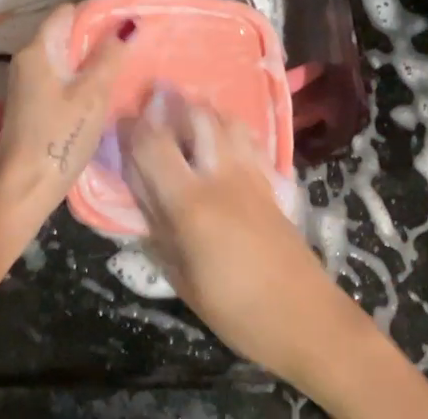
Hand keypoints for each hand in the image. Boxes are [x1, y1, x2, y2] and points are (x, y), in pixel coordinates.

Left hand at [0, 3, 131, 233]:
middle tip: (132, 47)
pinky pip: (60, 77)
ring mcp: (27, 82)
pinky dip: (80, 79)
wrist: (22, 189)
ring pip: (64, 58)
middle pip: (65, 34)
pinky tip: (102, 93)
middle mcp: (27, 59)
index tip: (127, 23)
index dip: (97, 13)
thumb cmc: (58, 138)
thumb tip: (128, 23)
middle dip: (96, 37)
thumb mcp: (91, 96)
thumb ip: (109, 57)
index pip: (67, 12)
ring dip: (90, 60)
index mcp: (37, 50)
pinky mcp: (32, 103)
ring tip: (124, 67)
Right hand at [121, 94, 345, 376]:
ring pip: (225, 119)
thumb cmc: (236, 309)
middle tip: (153, 118)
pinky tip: (220, 146)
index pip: (154, 144)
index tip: (122, 127)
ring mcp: (250, 174)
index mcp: (191, 202)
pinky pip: (247, 139)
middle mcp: (220, 176)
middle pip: (195, 116)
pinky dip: (228, 130)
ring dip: (202, 114)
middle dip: (171, 109)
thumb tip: (139, 198)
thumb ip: (157, 231)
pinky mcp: (270, 182)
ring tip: (186, 129)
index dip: (133, 129)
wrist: (305, 317)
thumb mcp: (182, 279)